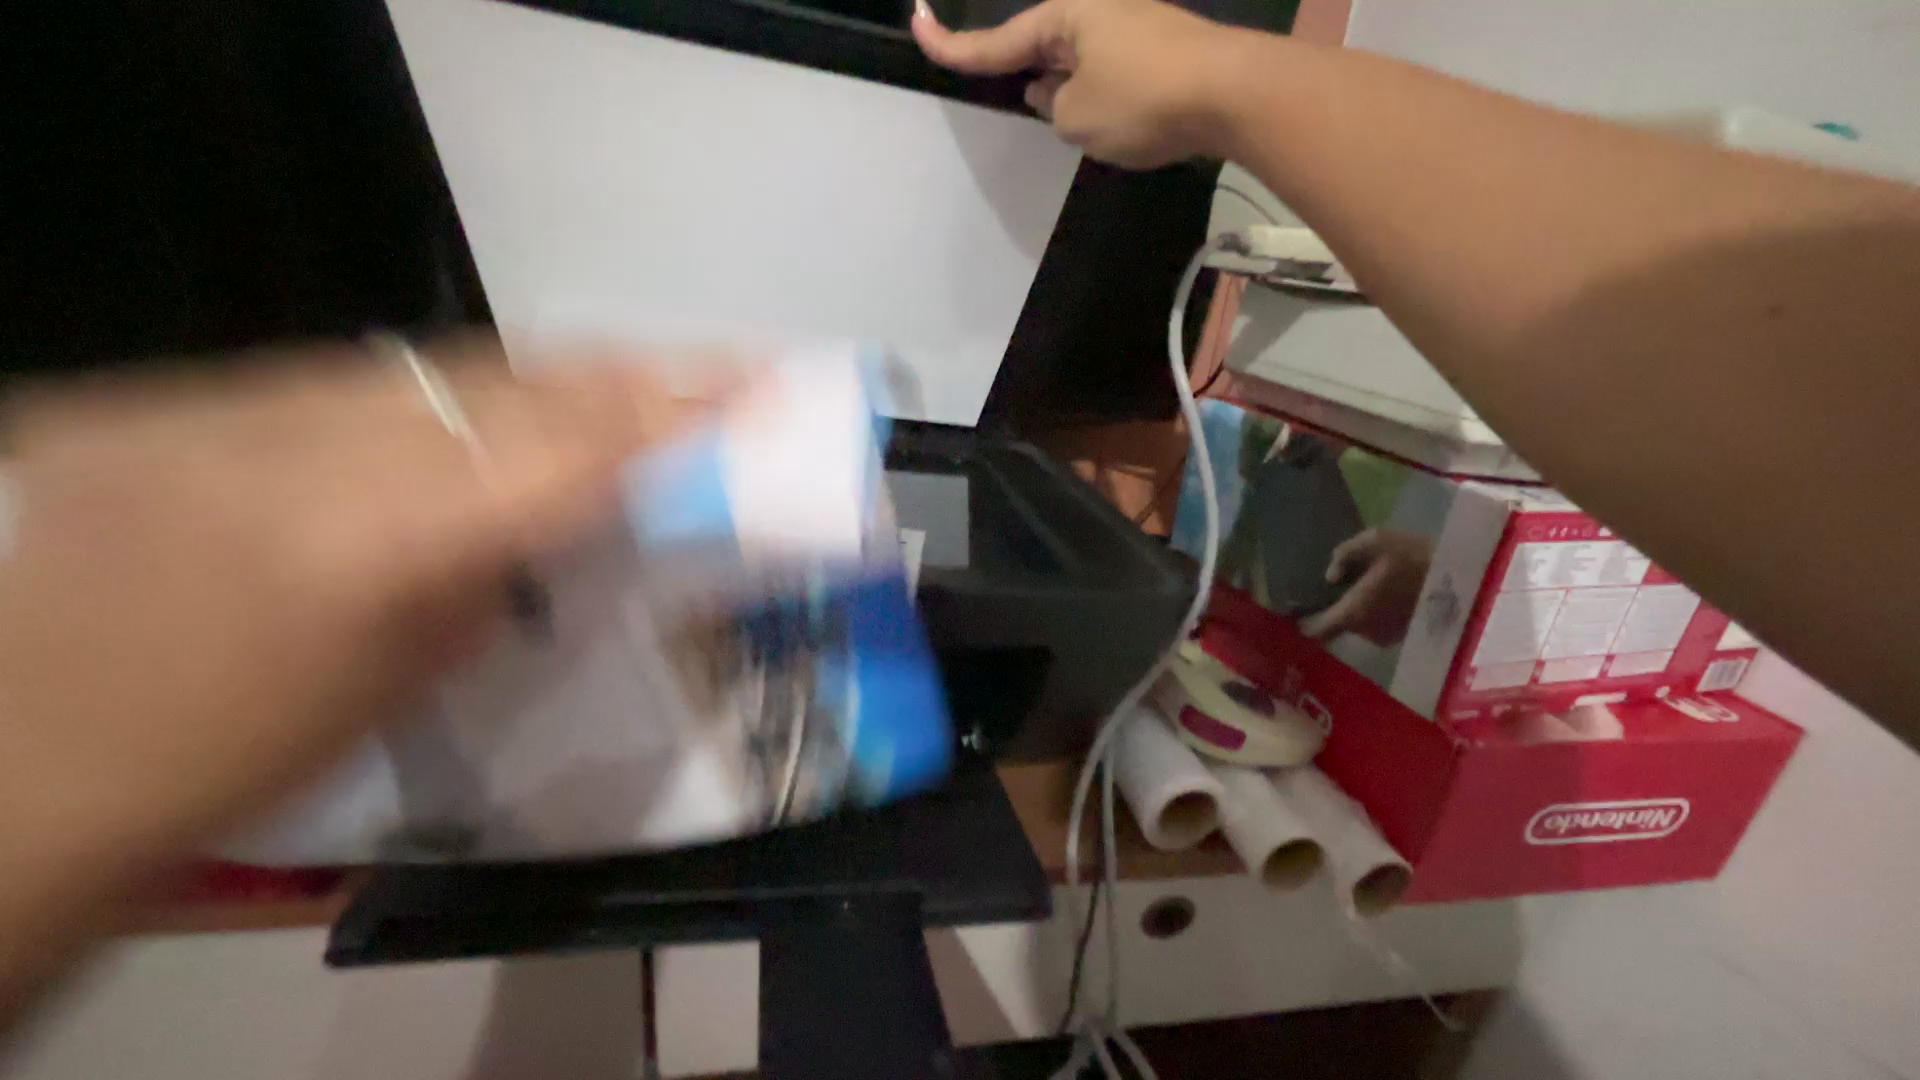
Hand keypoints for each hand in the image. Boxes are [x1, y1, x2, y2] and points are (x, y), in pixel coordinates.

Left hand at [0, 338, 720, 867]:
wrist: (13, 762)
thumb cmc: (246, 760)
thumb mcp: (404, 678)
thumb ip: (494, 569)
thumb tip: (571, 509)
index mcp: (379, 547)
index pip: (566, 452)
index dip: (674, 413)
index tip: (758, 386)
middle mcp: (306, 453)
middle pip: (515, 386)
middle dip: (632, 378)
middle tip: (724, 372)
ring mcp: (230, 411)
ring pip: (443, 363)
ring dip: (555, 374)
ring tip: (634, 382)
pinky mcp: (180, 399)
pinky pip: (363, 375)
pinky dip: (455, 385)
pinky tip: (494, 400)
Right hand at [912, 0, 1249, 167]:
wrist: (1230, 94)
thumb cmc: (1142, 99)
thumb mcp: (1075, 117)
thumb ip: (1051, 108)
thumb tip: (1053, 94)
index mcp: (1065, 17)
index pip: (997, 42)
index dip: (953, 45)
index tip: (917, 27)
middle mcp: (1095, 14)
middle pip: (1039, 49)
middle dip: (1028, 79)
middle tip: (1025, 107)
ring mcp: (1128, 31)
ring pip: (1074, 68)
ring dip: (1068, 97)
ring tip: (1086, 129)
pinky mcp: (1154, 55)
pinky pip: (1106, 77)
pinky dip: (1099, 101)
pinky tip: (1111, 126)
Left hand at [1298, 528, 1432, 645]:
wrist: (1468, 576)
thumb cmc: (1416, 556)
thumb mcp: (1375, 540)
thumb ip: (1344, 555)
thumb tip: (1330, 576)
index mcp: (1354, 612)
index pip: (1317, 630)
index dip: (1303, 622)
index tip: (1294, 612)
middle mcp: (1367, 632)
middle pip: (1338, 626)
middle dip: (1332, 611)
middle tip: (1330, 592)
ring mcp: (1388, 637)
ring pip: (1360, 625)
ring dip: (1357, 612)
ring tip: (1358, 588)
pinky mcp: (1407, 635)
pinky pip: (1380, 625)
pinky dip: (1375, 613)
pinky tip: (1381, 594)